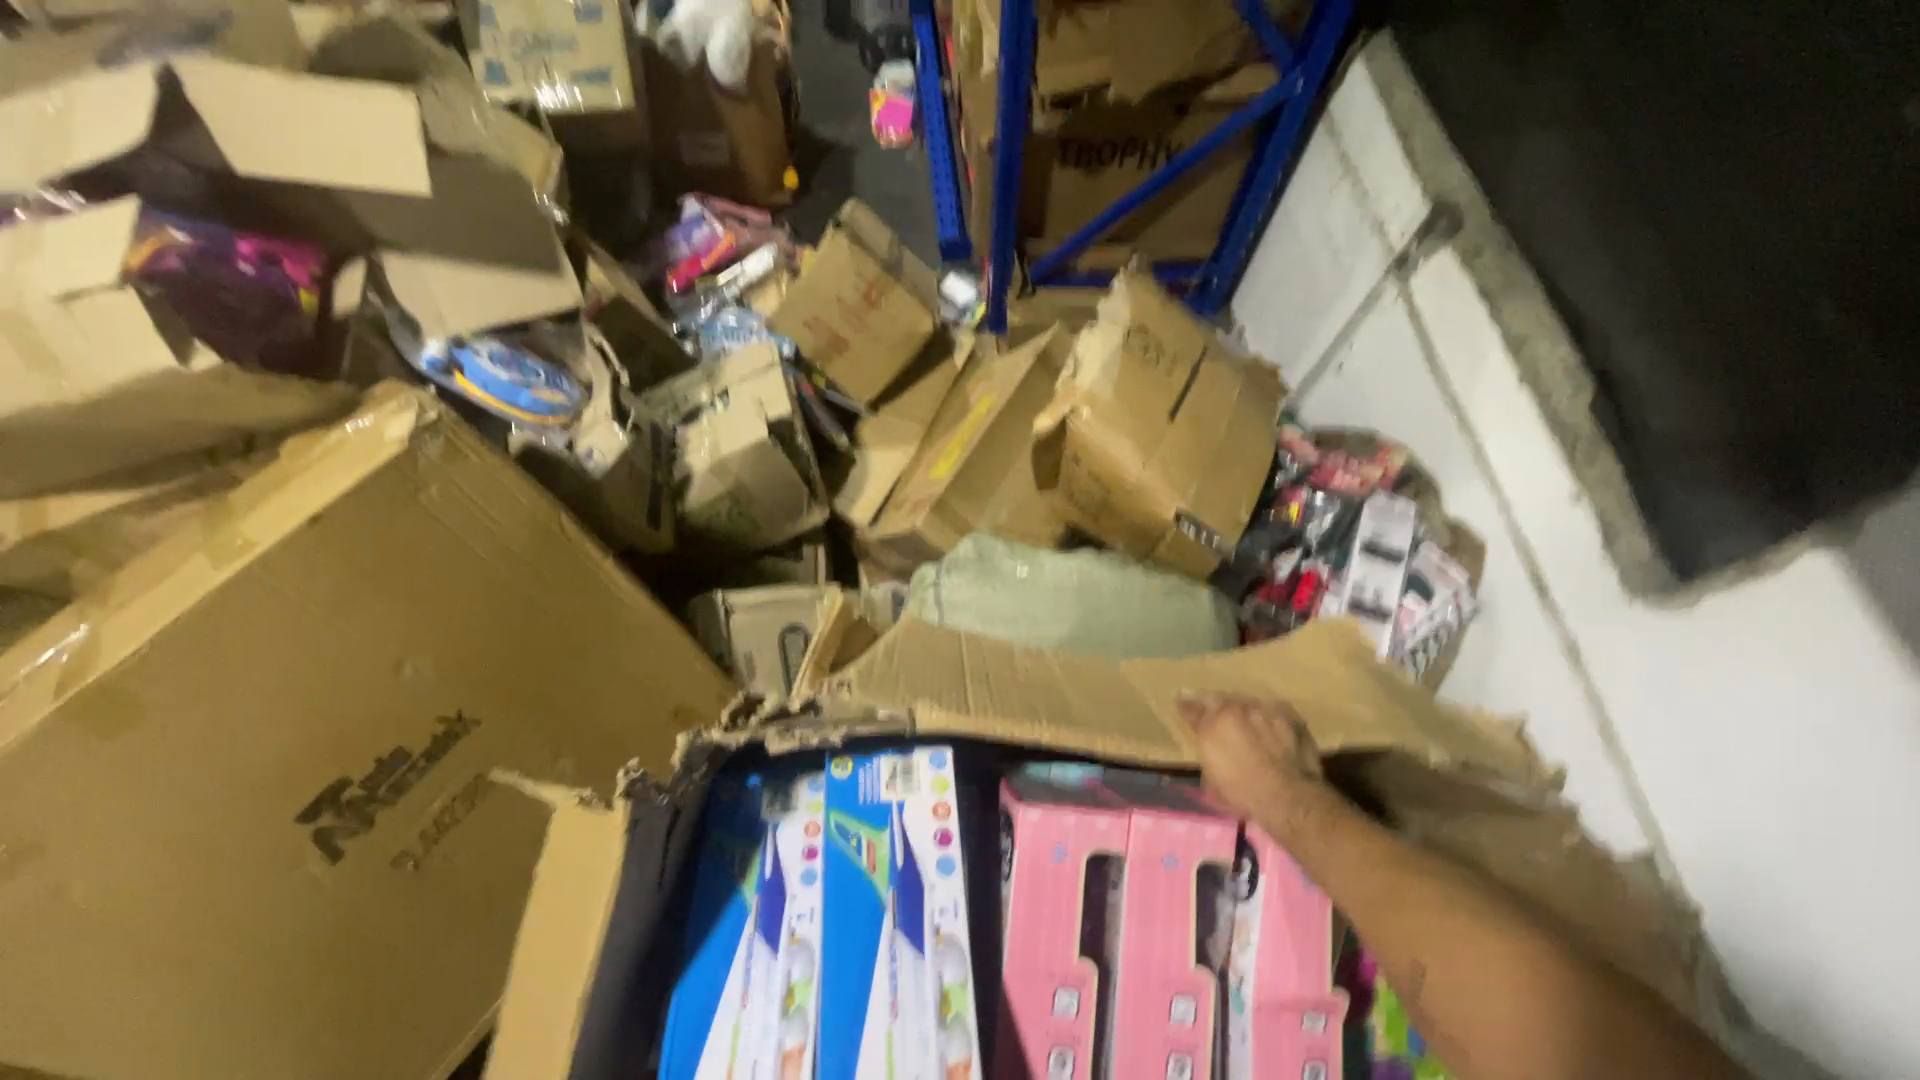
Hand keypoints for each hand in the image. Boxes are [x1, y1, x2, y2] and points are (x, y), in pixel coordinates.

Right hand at [1176, 693, 1332, 827]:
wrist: (1287, 796)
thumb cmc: (1243, 794)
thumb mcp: (1211, 780)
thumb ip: (1208, 757)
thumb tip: (1212, 753)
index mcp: (1211, 724)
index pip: (1191, 708)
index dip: (1185, 706)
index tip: (1181, 701)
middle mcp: (1234, 709)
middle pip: (1218, 698)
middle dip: (1212, 703)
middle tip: (1210, 707)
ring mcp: (1263, 708)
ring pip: (1246, 701)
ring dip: (1241, 708)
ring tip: (1243, 716)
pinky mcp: (1289, 714)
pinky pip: (1273, 708)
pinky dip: (1268, 714)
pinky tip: (1270, 723)